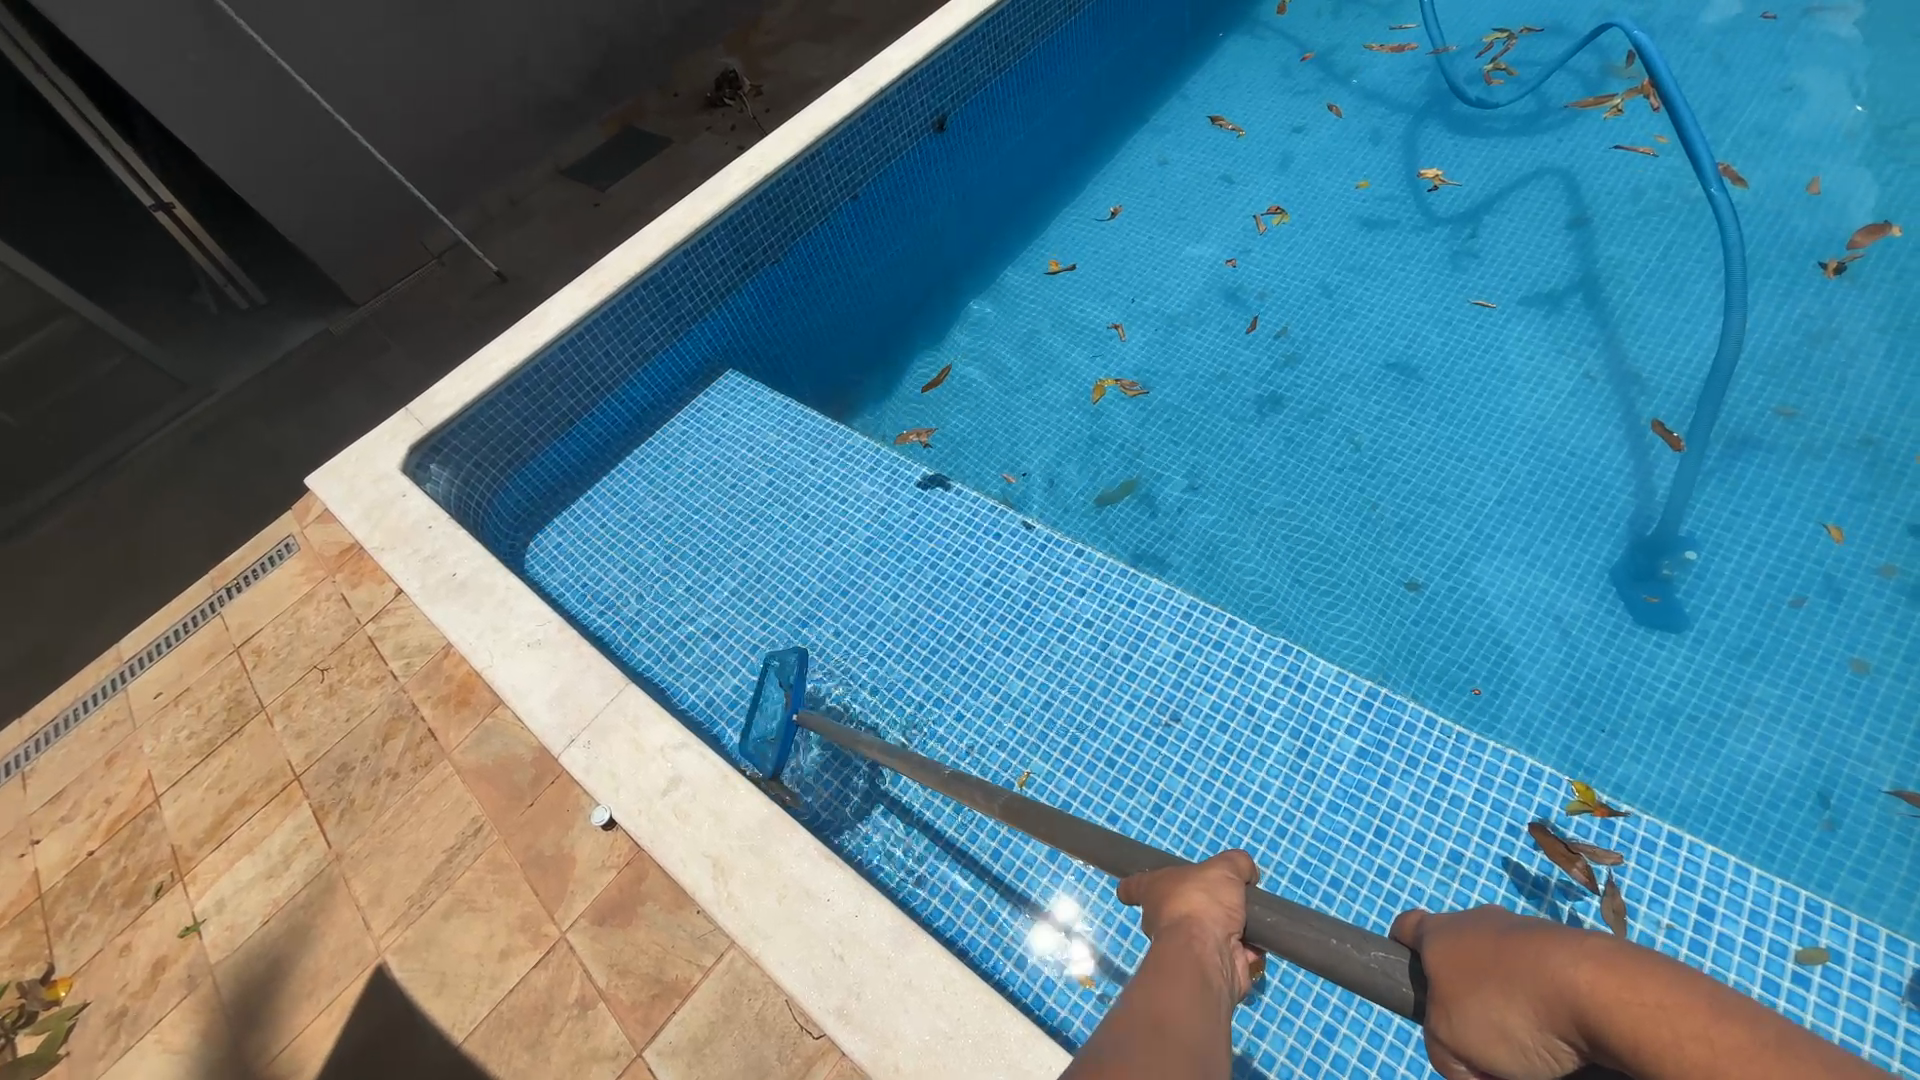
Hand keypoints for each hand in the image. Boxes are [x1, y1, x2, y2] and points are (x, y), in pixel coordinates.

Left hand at [1116, 851, 1264, 1000]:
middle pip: (1175, 911)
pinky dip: (1244, 952)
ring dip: (1228, 931)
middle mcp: (1160, 918)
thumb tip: (1247, 873)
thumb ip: (1236, 864)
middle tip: (1227, 900)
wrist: (1208, 952)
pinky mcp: (1207, 968)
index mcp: (1152, 889)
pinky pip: (1227, 956)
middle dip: (1201, 908)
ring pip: (1205, 935)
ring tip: (1247, 920)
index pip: (1132, 886)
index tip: (1136, 885)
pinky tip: (1254, 944)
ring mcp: (1182, 946)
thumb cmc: (1201, 901)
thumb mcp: (1224, 868)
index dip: (1133, 885)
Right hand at [1390, 905, 1594, 1079]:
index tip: (1420, 986)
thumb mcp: (1451, 1045)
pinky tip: (1576, 1049)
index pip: (1406, 927)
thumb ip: (1444, 1050)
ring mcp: (1532, 933)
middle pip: (1464, 955)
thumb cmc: (1506, 1009)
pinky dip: (1560, 1016)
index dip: (1405, 952)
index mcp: (1440, 932)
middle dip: (1471, 997)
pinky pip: (1556, 987)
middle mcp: (1481, 922)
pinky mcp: (1580, 954)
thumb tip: (1468, 1062)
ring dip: (1519, 1009)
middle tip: (1488, 1044)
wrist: (1601, 994)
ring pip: (1513, 973)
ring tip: (1542, 1058)